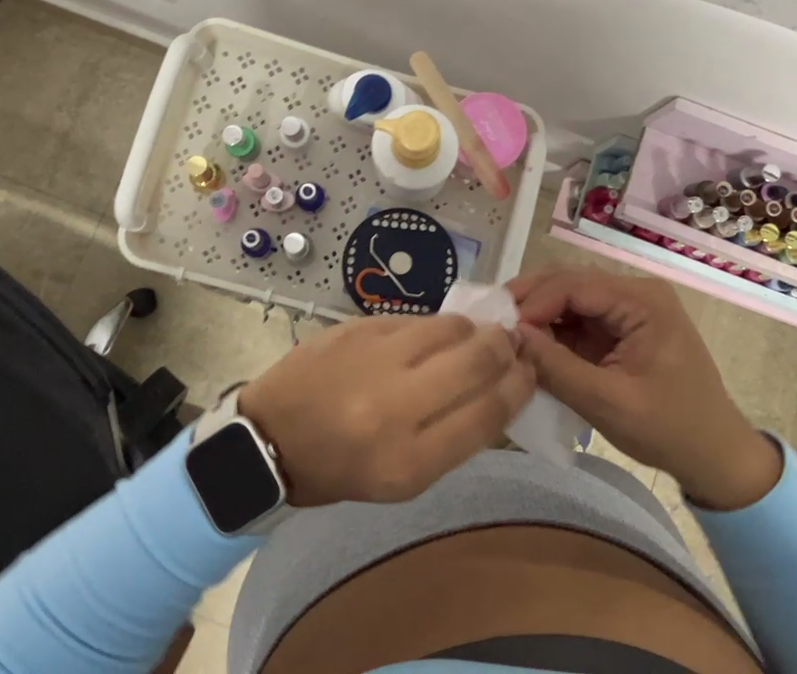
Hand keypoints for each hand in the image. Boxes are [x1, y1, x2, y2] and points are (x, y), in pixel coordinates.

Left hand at [238, 314, 534, 507]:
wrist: (266, 438)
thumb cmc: (337, 469)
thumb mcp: (401, 478)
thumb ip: (453, 437)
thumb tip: (498, 391)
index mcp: (408, 462)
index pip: (487, 414)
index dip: (520, 387)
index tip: (530, 371)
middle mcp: (394, 408)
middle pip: (477, 361)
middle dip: (504, 348)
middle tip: (509, 344)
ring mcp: (372, 360)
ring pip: (449, 328)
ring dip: (471, 331)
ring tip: (471, 337)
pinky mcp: (354, 329)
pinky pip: (414, 319)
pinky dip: (431, 327)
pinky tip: (429, 337)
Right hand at [508, 268, 781, 509]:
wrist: (714, 455)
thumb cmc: (668, 429)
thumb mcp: (607, 402)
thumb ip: (556, 367)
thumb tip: (509, 336)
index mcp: (643, 301)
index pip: (574, 285)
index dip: (534, 302)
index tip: (501, 329)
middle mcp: (635, 294)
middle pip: (569, 283)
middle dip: (529, 300)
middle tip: (490, 322)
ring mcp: (627, 311)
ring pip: (569, 299)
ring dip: (536, 315)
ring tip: (501, 334)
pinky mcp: (619, 330)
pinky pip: (577, 320)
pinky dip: (551, 331)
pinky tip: (526, 345)